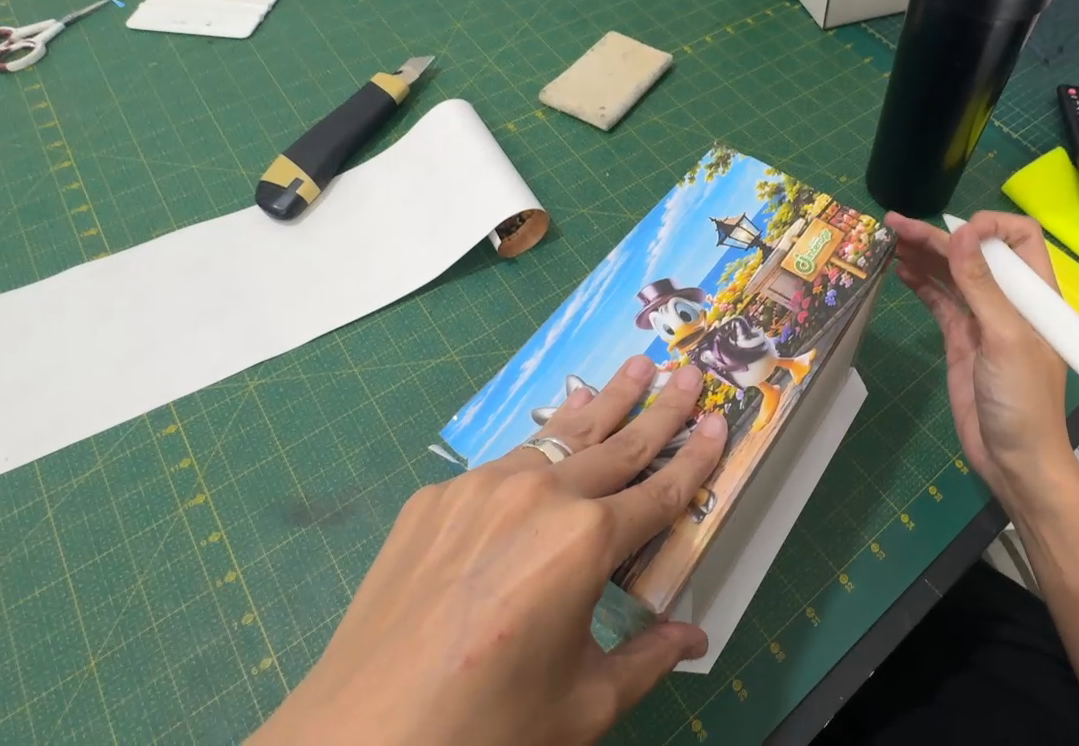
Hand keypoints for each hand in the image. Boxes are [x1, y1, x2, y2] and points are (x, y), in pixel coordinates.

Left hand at [252, 356, 726, 745]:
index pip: (661, 491)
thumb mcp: (585, 704)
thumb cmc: (488, 728)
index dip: (697, 458)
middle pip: (617, 443)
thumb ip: (648, 659)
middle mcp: (539, 496)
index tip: (721, 422)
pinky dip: (538, 452)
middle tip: (689, 373)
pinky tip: (549, 447)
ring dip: (602, 407)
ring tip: (632, 370)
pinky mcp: (434, 498)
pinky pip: (502, 467)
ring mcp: (481, 488)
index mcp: (585, 542)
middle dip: (661, 407)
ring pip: (559, 439)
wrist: (357, 744)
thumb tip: (694, 641)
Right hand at [884, 211, 1073, 502]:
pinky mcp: (961, 340)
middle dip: (937, 236)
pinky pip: (939, 301)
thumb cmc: (1023, 400)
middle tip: (895, 224)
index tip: (955, 233)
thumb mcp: (1004, 338)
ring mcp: (982, 319)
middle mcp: (1008, 299)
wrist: (1015, 460)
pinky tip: (900, 271)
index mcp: (1033, 293)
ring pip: (951, 275)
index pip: (1017, 238)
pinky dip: (921, 284)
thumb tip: (962, 232)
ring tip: (890, 241)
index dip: (988, 226)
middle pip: (972, 253)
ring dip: (924, 256)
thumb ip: (981, 285)